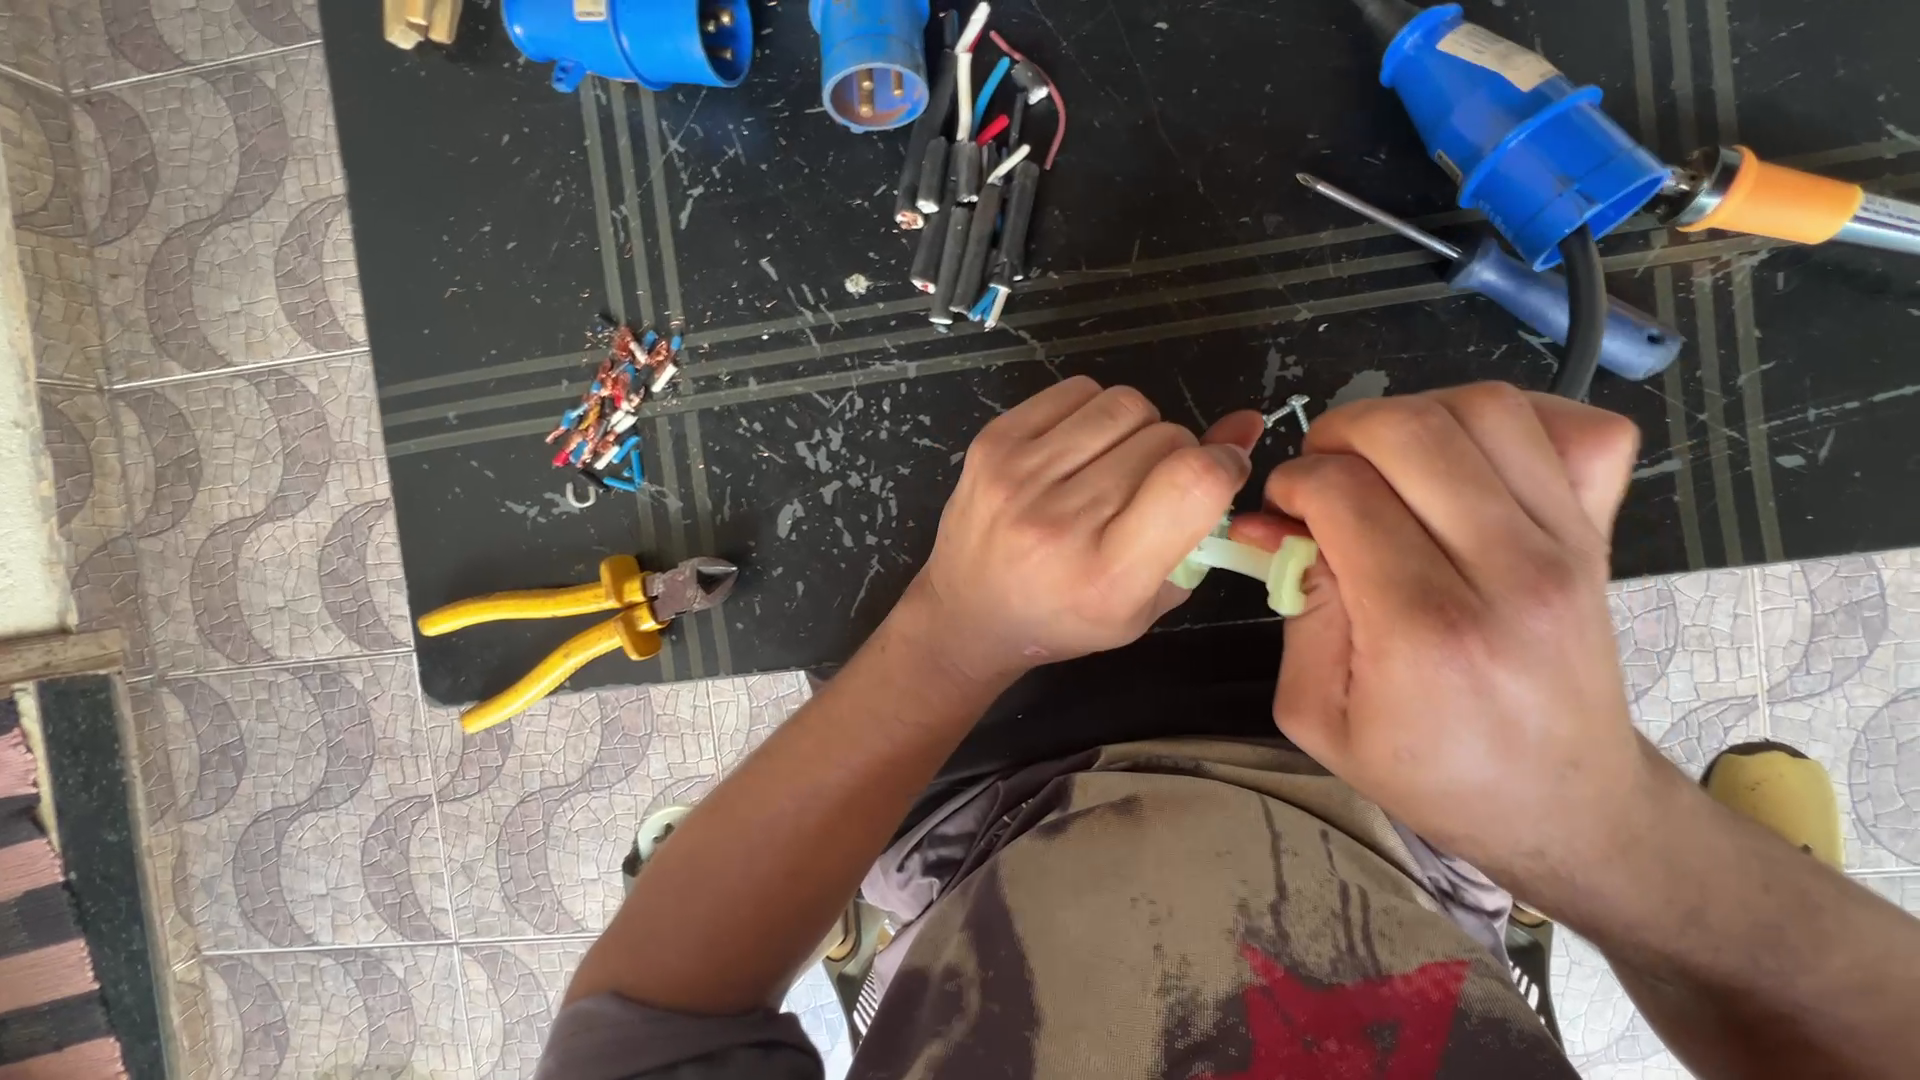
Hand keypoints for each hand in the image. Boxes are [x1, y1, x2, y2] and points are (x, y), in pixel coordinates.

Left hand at [903, 377, 1261, 685]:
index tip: (1216, 473)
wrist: (969, 613)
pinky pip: (1077, 390)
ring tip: (1114, 467)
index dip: (1222, 464)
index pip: (1193, 481)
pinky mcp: (993, 443)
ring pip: (1125, 405)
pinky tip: (1079, 450)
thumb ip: (1205, 522)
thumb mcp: (1147, 599)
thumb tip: (1244, 424)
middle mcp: (1061, 522)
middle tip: (1148, 489)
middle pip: (1165, 437)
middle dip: (1176, 455)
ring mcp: (1020, 477)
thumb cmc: (1068, 618)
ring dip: (1136, 429)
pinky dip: (1093, 412)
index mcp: (1109, 575)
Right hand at [1231, 383, 1644, 896]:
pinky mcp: (1602, 534)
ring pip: (1488, 408)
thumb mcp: (1316, 713)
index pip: (1344, 493)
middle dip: (1340, 431)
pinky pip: (1581, 429)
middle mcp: (1507, 572)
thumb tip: (1275, 523)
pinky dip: (1517, 418)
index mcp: (1423, 630)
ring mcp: (1568, 544)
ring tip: (1383, 461)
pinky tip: (1468, 457)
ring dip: (1413, 415)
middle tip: (1321, 471)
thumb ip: (1296, 608)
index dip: (1292, 484)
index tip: (1282, 512)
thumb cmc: (1427, 771)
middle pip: (1413, 431)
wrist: (1561, 805)